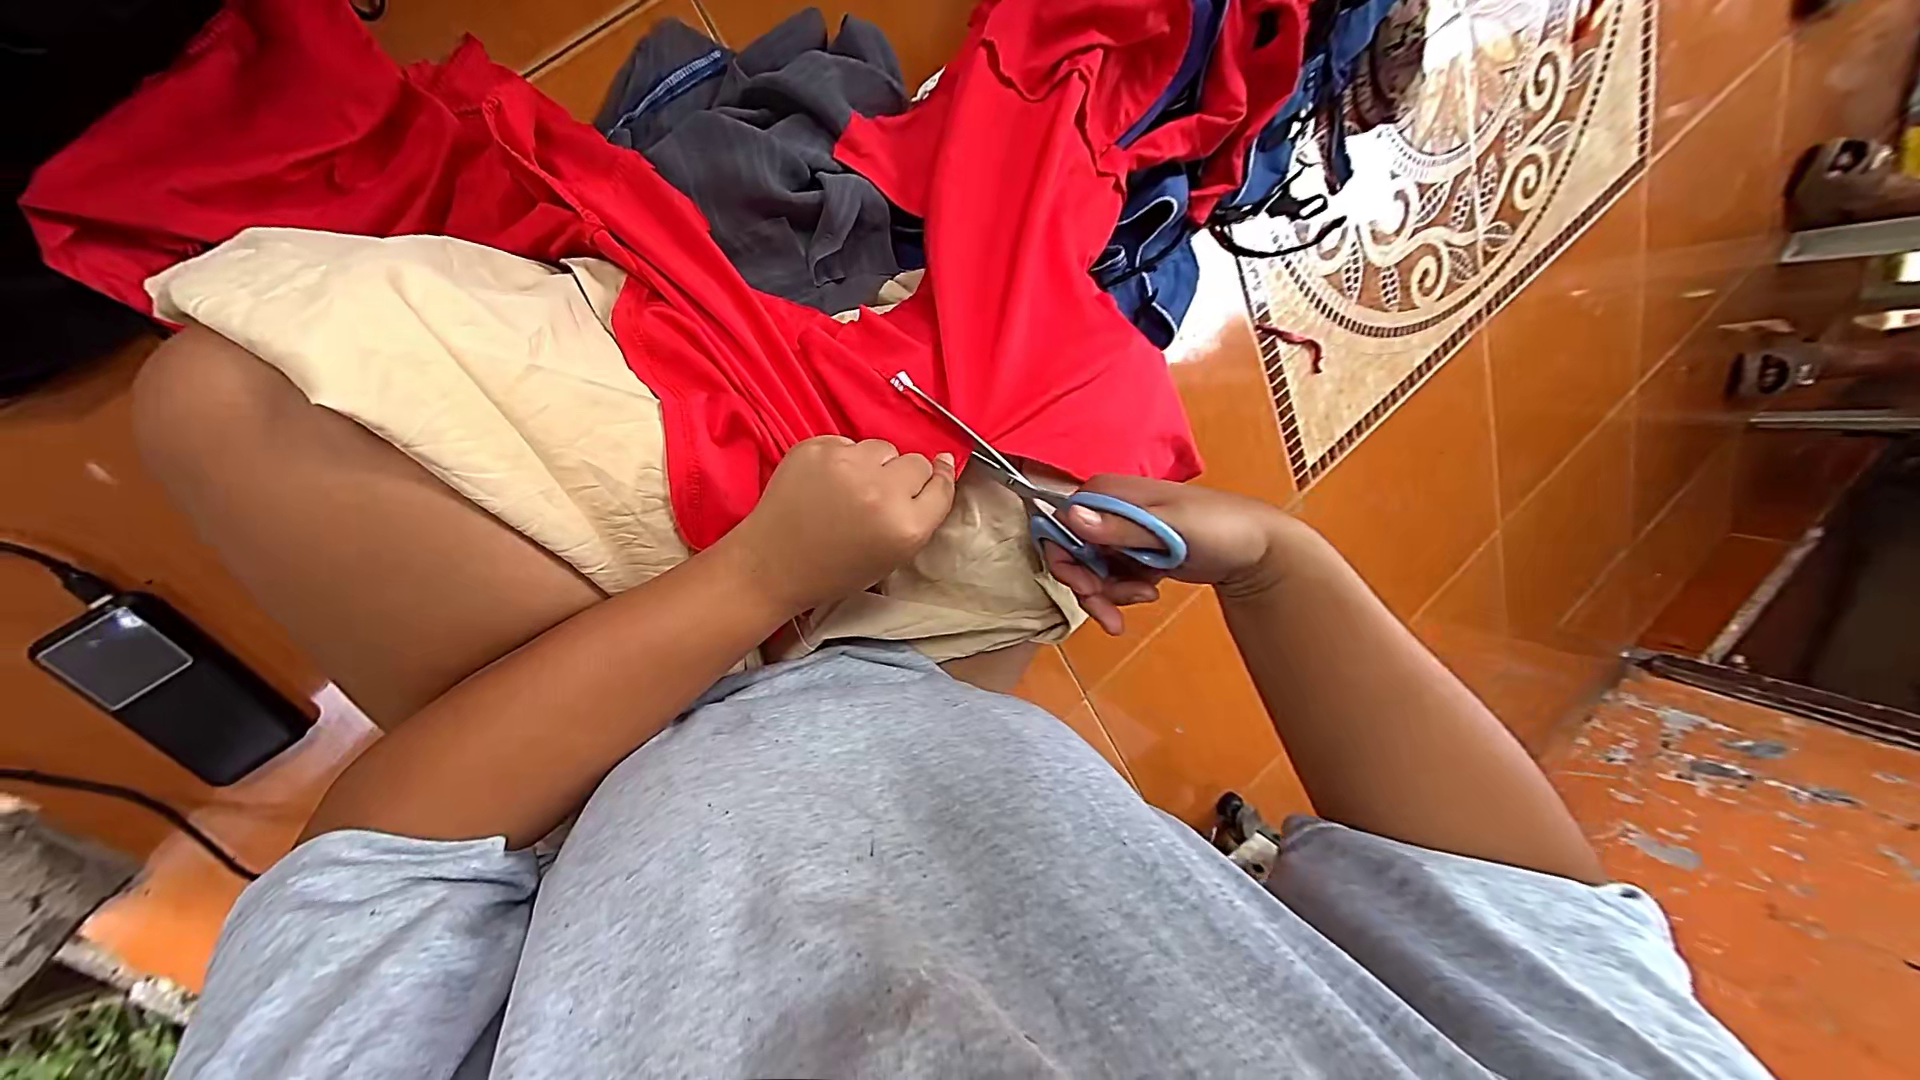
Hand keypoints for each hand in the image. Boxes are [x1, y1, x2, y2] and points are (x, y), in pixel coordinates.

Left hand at [721, 436, 956, 614]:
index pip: (941, 485)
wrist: (774, 564)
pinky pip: (848, 443)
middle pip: (916, 462)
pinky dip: (842, 460)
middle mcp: (881, 492)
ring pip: (883, 447)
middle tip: (878, 499)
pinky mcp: (816, 449)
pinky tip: (826, 484)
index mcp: (905, 527)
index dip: (937, 480)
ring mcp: (846, 466)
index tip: (934, 475)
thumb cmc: (836, 568)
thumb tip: (943, 463)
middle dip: (902, 477)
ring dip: (874, 464)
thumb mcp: (894, 555)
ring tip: (849, 491)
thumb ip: (923, 514)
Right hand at [1042, 474, 1303, 634]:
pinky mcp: (1130, 551)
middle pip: (1071, 554)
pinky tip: (1151, 592)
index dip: (1064, 560)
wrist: (1256, 549)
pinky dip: (1123, 592)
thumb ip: (1118, 526)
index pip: (1058, 525)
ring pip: (1089, 571)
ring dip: (1110, 594)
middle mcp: (1106, 508)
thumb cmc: (1219, 528)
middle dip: (1089, 586)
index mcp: (1107, 492)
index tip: (1086, 587)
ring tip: (1146, 596)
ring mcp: (1118, 531)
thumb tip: (1071, 516)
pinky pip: (1109, 578)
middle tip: (1110, 611)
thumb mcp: (1167, 528)